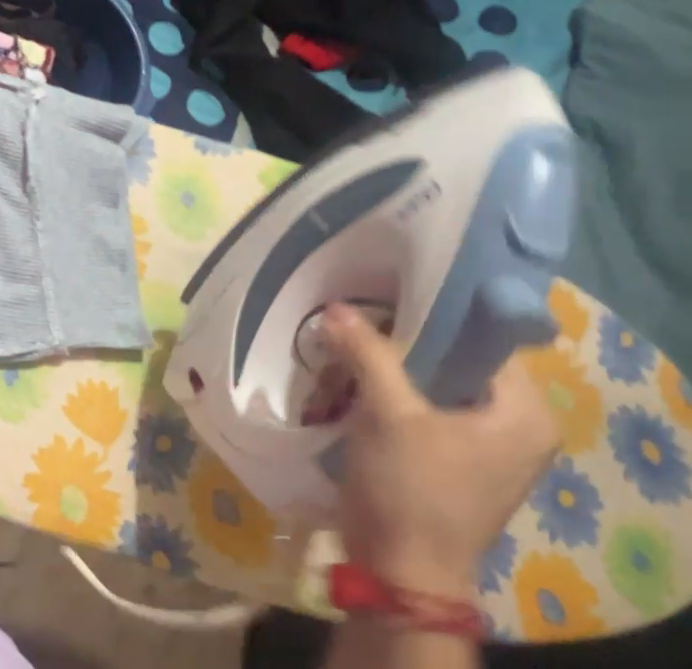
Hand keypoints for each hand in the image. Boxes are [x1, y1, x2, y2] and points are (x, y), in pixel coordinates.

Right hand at [325, 304, 558, 596]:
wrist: (401, 565)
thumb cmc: (411, 487)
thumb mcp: (388, 413)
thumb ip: (368, 354)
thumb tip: (337, 308)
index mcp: (524, 414)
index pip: (483, 342)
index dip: (435, 315)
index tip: (386, 294)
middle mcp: (516, 427)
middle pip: (456, 363)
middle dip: (403, 342)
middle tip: (356, 317)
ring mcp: (485, 449)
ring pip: (434, 387)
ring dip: (390, 369)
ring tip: (346, 345)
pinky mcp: (451, 462)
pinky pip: (423, 411)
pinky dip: (390, 396)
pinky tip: (351, 383)